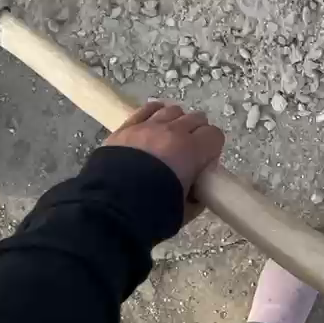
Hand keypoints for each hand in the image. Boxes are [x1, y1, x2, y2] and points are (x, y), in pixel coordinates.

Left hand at [105, 101, 224, 220]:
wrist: (108, 211)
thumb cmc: (152, 213)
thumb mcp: (185, 211)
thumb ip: (197, 194)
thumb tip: (198, 188)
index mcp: (193, 150)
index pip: (215, 135)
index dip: (212, 148)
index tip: (205, 162)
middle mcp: (174, 132)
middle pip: (196, 118)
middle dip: (197, 133)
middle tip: (189, 151)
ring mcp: (149, 126)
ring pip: (173, 111)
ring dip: (177, 122)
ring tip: (170, 137)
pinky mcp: (127, 127)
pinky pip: (148, 109)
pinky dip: (156, 112)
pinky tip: (155, 121)